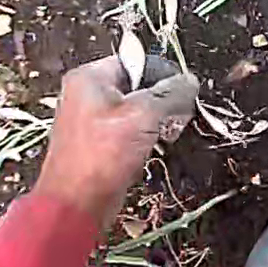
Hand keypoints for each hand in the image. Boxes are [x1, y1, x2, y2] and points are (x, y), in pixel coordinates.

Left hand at [33, 55, 199, 225]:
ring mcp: (92, 117)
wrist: (76, 205)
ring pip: (139, 105)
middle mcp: (87, 92)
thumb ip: (172, 93)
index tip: (184, 92)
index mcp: (90, 77)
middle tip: (178, 114)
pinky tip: (159, 143)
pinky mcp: (99, 140)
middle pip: (140, 83)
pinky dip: (148, 131)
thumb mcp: (145, 115)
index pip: (138, 61)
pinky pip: (131, 125)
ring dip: (159, 117)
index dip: (164, 74)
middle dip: (164, 98)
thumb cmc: (105, 153)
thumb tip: (191, 80)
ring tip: (169, 131)